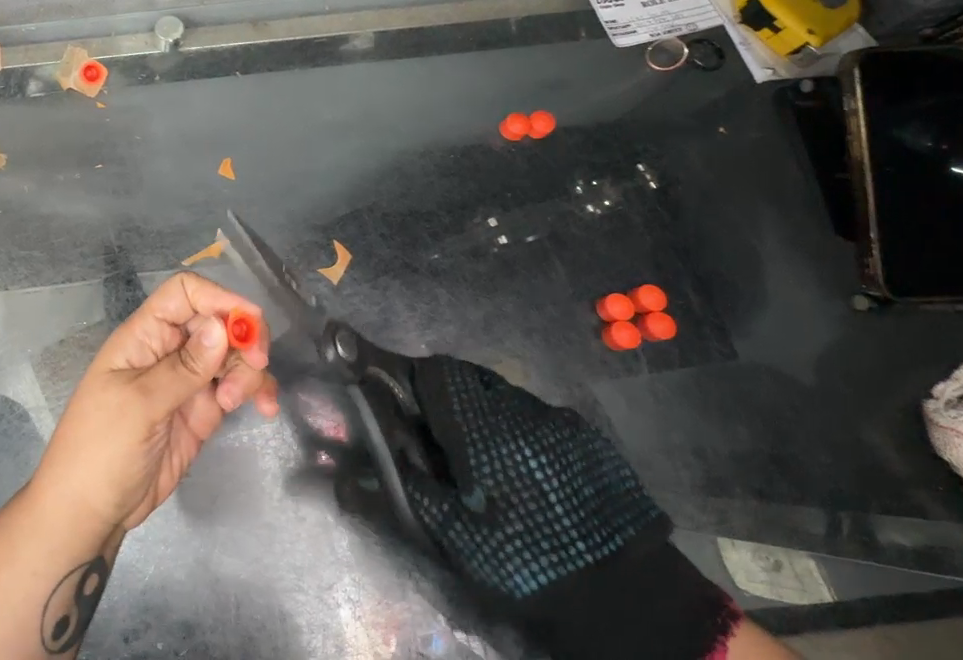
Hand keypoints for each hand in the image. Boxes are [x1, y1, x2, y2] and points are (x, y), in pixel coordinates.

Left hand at [31, 273, 278, 532]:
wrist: (88, 511)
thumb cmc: (100, 450)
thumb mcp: (140, 406)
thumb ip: (183, 369)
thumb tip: (222, 326)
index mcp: (142, 337)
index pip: (183, 295)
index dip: (218, 298)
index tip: (250, 321)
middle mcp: (166, 352)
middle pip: (216, 322)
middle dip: (243, 336)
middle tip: (257, 364)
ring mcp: (185, 383)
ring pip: (231, 356)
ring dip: (249, 370)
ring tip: (241, 402)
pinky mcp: (200, 413)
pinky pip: (235, 390)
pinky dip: (254, 392)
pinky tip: (264, 409)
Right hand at [329, 356, 741, 659]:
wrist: (622, 591)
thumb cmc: (524, 559)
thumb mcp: (454, 534)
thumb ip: (399, 491)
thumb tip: (339, 477)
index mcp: (481, 427)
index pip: (435, 372)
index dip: (407, 374)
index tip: (394, 391)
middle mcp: (519, 409)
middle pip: (468, 376)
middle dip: (441, 390)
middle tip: (429, 426)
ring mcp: (559, 420)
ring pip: (502, 394)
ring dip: (479, 408)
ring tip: (474, 451)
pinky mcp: (587, 437)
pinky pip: (536, 414)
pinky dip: (513, 426)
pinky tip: (517, 466)